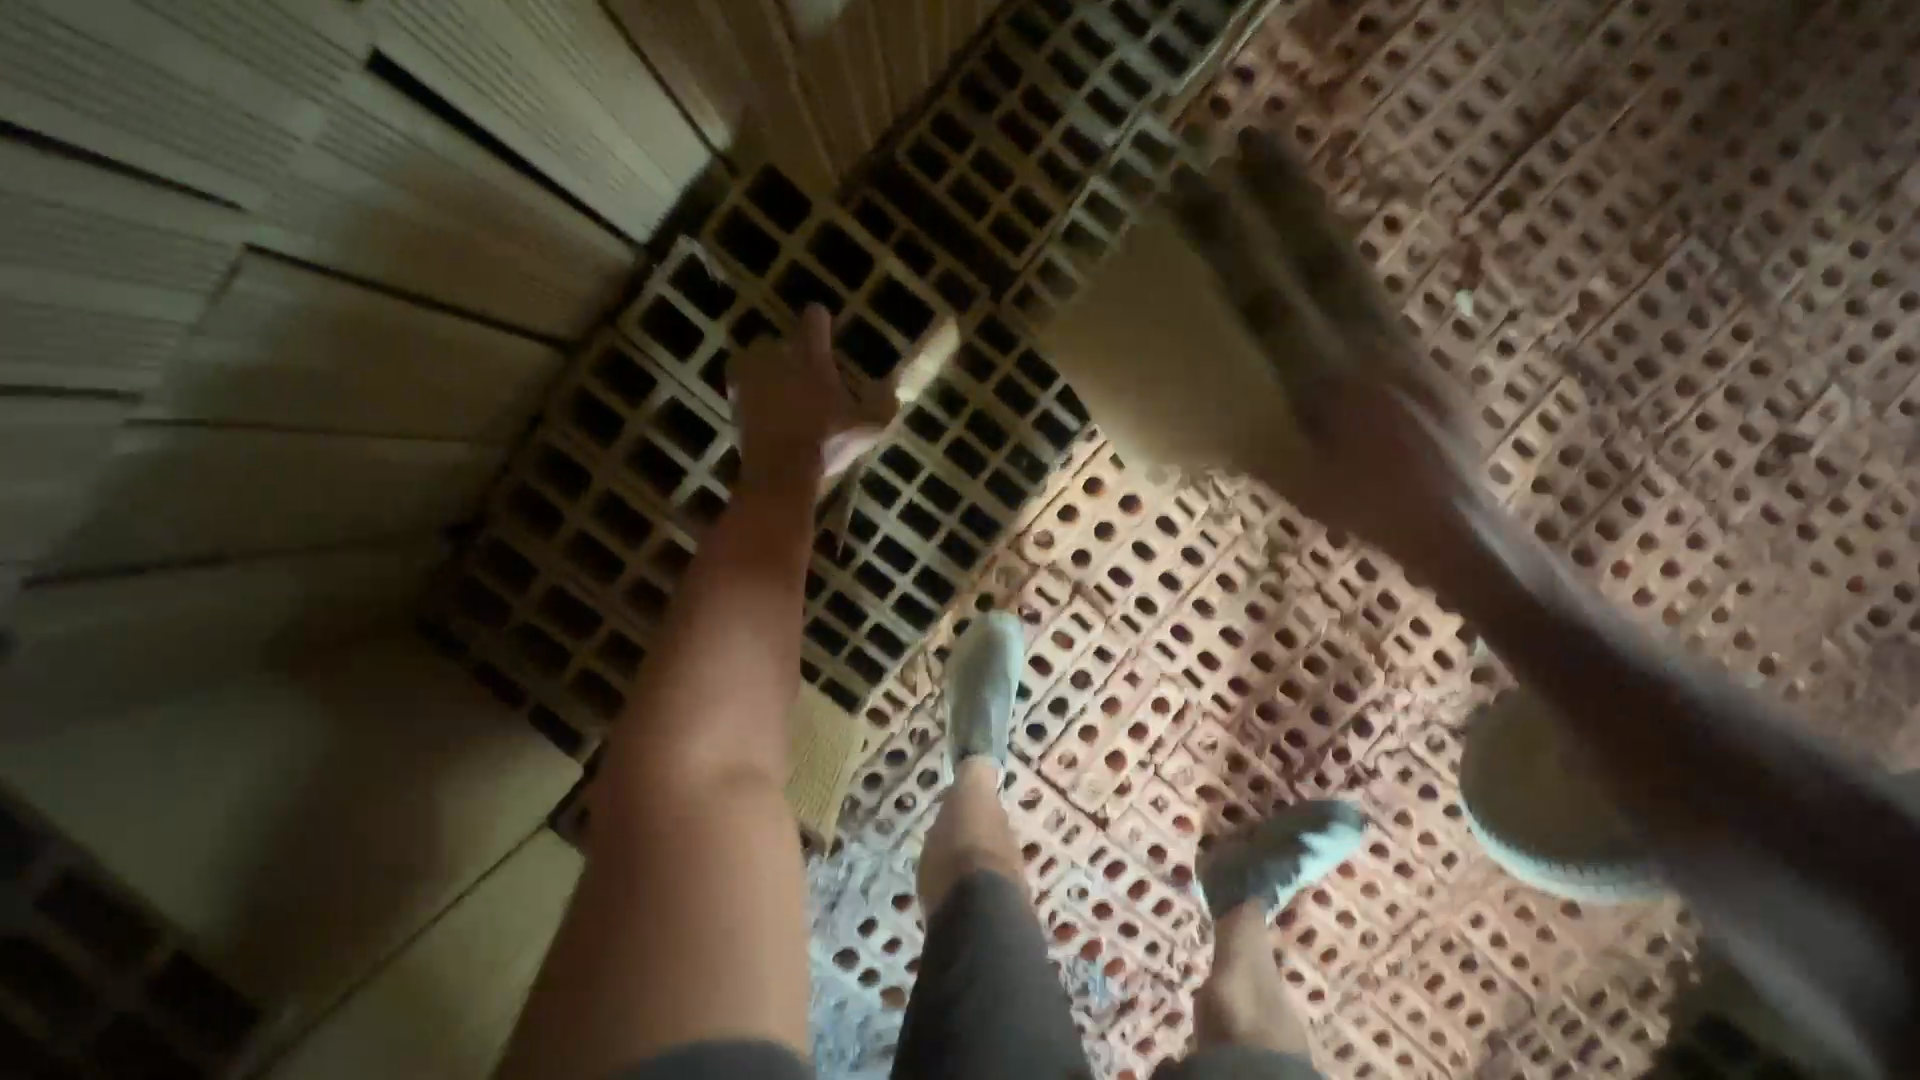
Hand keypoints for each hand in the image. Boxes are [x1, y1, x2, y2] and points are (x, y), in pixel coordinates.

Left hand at [731, 304, 893, 488]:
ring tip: (781, 388)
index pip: (814, 316)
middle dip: (795, 352)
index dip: (821, 323)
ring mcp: (751, 373)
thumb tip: (893, 384)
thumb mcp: (869, 426)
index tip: (827, 336)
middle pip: (784, 338)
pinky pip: (740, 379)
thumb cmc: (828, 442)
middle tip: (808, 377)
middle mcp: (777, 352)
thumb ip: (885, 401)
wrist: (780, 472)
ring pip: (758, 355)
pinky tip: (762, 404)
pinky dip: (750, 387)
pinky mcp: (732, 395)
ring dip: (768, 366)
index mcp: (811, 353)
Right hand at [1167, 130, 1491, 577]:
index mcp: (1328, 380)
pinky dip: (1348, 290)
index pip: (1265, 297)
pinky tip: (1332, 291)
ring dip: (1319, 226)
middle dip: (1284, 193)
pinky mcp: (1432, 355)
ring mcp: (1409, 345)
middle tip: (1252, 140)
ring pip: (1357, 271)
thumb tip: (1216, 414)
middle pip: (1323, 253)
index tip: (1198, 188)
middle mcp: (1372, 346)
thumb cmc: (1367, 515)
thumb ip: (1256, 440)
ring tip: (1288, 192)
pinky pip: (1380, 311)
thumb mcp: (1295, 485)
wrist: (1462, 527)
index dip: (1228, 239)